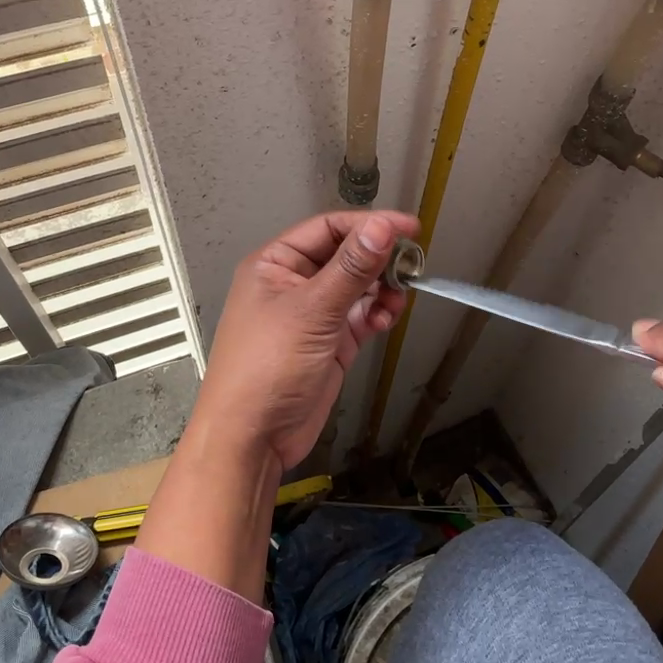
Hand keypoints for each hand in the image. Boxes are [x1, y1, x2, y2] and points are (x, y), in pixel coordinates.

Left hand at [191, 210, 417, 468]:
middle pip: (345, 256)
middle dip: (377, 260)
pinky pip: (359, 316)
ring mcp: (312, 314)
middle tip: (411, 265)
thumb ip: (350, 269)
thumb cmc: (267, 367)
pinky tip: (385, 320)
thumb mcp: (312, 311)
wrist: (252, 438)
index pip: (327, 228)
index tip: (408, 228)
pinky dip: (376, 315)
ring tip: (398, 298)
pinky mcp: (328, 342)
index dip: (368, 225)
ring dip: (381, 289)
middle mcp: (292, 282)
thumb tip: (381, 227)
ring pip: (357, 287)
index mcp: (274, 263)